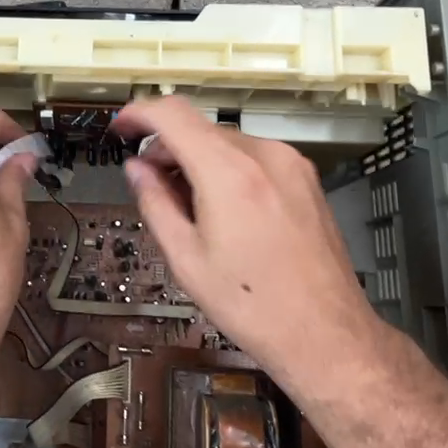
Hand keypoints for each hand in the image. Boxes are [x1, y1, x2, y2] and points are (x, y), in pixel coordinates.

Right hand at [111, 96, 373, 374]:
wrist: (326, 334)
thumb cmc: (252, 305)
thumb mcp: (185, 259)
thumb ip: (155, 203)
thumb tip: (136, 170)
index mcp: (228, 172)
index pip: (172, 115)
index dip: (138, 113)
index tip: (120, 128)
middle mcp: (264, 155)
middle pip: (200, 128)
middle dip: (166, 149)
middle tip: (149, 185)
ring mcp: (291, 164)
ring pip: (226, 142)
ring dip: (197, 160)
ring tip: (187, 206)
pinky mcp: (306, 178)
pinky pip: (254, 157)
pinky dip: (227, 169)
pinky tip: (221, 209)